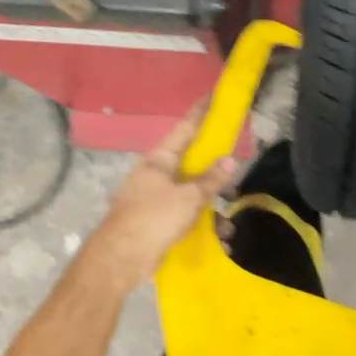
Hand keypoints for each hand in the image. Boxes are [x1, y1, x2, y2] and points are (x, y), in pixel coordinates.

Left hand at [85, 103, 235, 284]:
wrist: (120, 260)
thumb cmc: (153, 219)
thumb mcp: (188, 197)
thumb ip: (211, 179)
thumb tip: (230, 160)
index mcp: (159, 161)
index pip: (184, 129)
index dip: (200, 113)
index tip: (212, 96)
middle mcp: (156, 176)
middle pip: (192, 166)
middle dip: (216, 177)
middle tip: (235, 180)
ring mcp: (155, 200)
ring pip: (192, 196)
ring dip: (212, 211)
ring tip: (228, 228)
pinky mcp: (157, 223)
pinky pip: (186, 218)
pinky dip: (202, 227)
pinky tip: (219, 242)